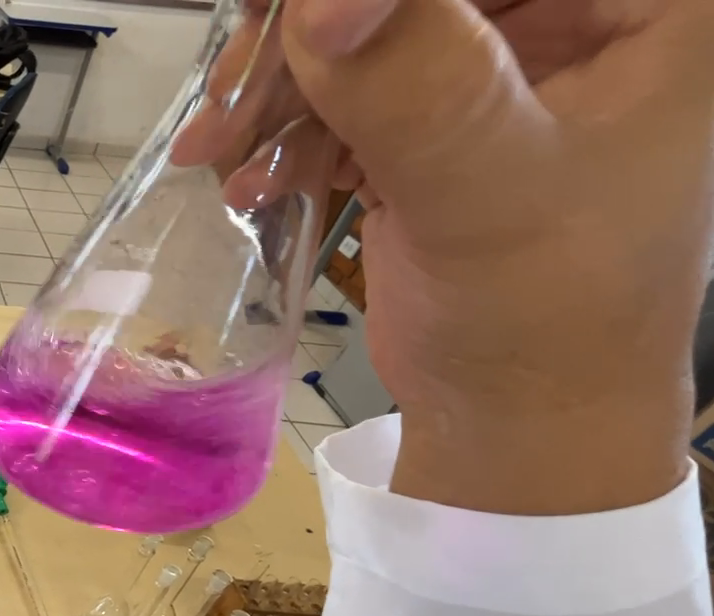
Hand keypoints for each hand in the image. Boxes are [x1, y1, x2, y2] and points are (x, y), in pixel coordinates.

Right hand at [180, 0, 713, 514]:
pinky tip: (246, 187)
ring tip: (210, 153)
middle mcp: (571, 20)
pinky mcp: (424, 135)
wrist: (511, 409)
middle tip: (223, 92)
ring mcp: (489, 80)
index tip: (279, 23)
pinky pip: (336, 109)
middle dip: (303, 40)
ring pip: (358, 45)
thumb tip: (317, 1)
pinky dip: (280, 143)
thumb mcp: (490, 192)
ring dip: (272, 98)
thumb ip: (415, 89)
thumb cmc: (544, 309)